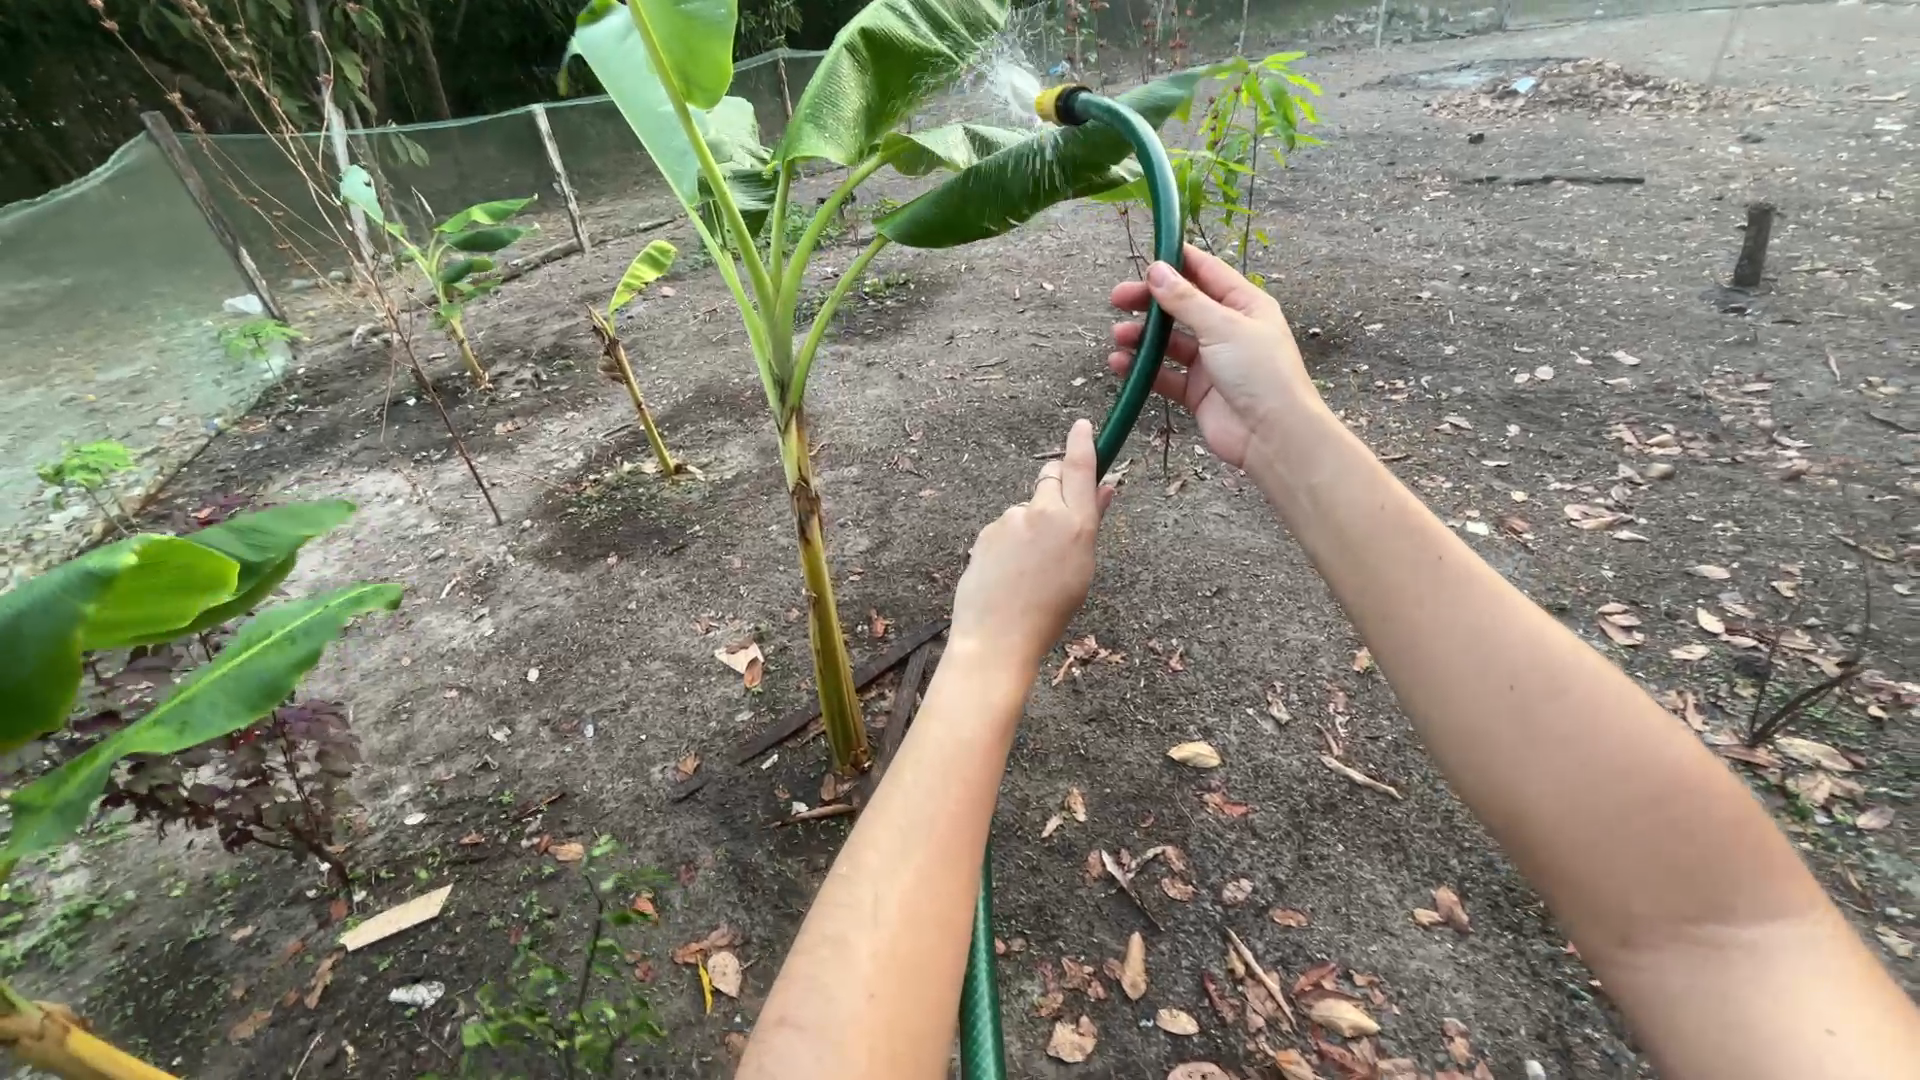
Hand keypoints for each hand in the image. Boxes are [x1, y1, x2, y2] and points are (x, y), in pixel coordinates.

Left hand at [951, 419, 1114, 670]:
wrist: (998, 636)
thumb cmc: (1048, 612)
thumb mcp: (1081, 568)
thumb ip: (1089, 522)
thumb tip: (1104, 489)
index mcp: (1076, 525)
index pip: (1080, 468)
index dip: (1081, 443)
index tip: (1081, 425)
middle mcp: (1043, 514)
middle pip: (1049, 476)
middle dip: (1053, 484)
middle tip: (1054, 514)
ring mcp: (1010, 520)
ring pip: (1024, 508)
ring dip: (1028, 523)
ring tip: (1026, 567)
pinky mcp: (986, 531)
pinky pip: (1002, 527)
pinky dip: (1007, 541)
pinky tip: (1006, 571)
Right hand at [1108, 244, 1321, 468]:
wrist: (1272, 435)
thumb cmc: (1261, 374)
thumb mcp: (1223, 326)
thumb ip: (1185, 300)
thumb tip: (1157, 270)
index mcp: (1244, 305)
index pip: (1206, 273)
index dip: (1177, 262)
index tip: (1145, 258)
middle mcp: (1227, 330)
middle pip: (1181, 307)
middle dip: (1149, 302)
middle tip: (1118, 298)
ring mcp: (1210, 362)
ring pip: (1168, 343)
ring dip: (1142, 338)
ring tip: (1118, 337)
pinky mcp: (1196, 392)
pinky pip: (1164, 375)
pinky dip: (1142, 369)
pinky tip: (1120, 364)